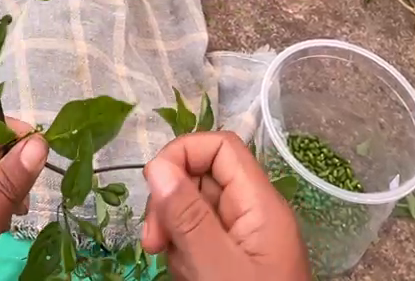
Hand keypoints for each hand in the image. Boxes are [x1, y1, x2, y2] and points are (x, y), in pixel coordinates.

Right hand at [141, 131, 312, 280]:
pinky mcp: (236, 266)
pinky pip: (201, 243)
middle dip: (172, 203)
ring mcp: (246, 242)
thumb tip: (157, 164)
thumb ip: (188, 217)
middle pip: (204, 177)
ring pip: (197, 211)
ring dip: (176, 236)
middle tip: (153, 244)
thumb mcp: (217, 270)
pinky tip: (187, 279)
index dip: (183, 154)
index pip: (220, 147)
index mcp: (261, 204)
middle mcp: (255, 215)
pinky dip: (185, 257)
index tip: (154, 189)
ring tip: (178, 271)